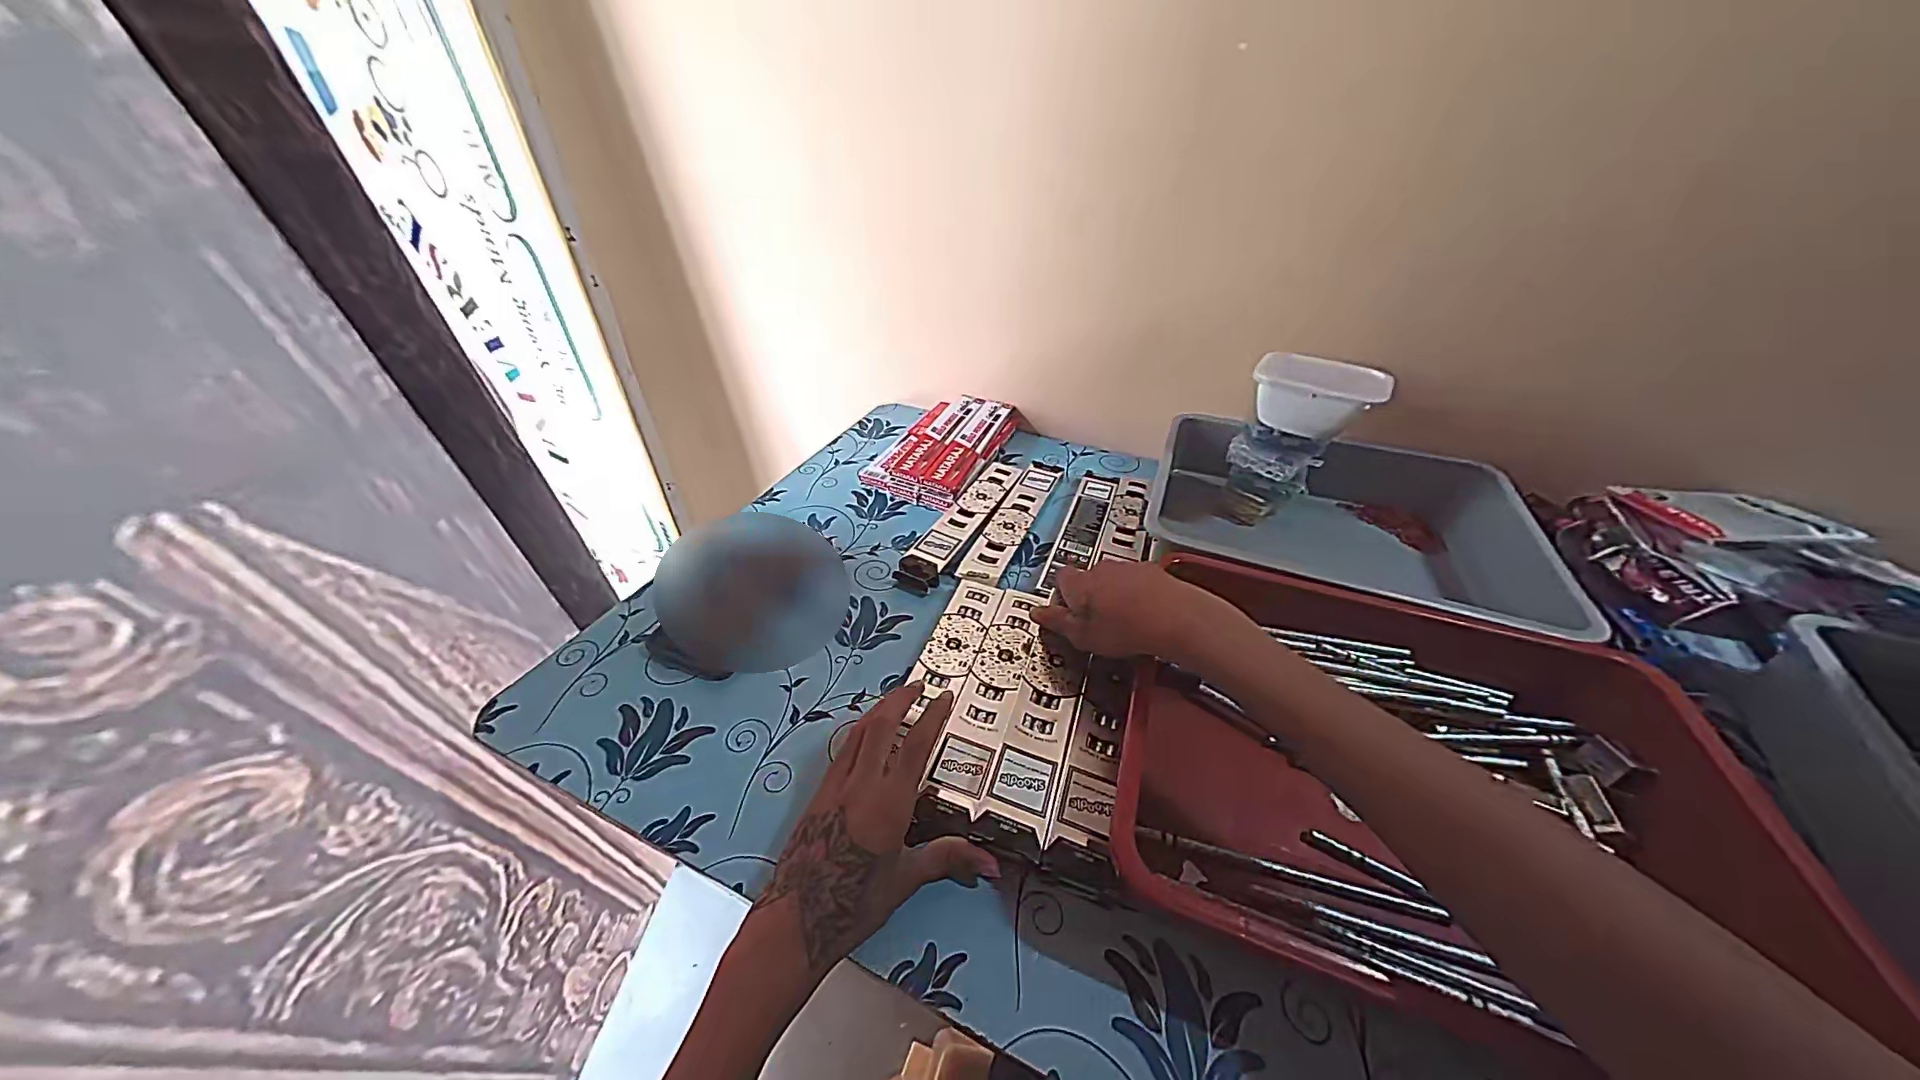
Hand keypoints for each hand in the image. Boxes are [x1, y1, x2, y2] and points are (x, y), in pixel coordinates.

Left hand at [751, 683, 998, 978]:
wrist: (795, 919)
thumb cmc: (852, 902)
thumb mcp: (906, 879)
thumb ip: (948, 860)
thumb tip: (989, 864)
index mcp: (888, 801)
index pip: (915, 744)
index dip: (932, 715)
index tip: (943, 697)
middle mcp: (860, 784)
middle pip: (880, 724)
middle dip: (900, 698)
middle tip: (916, 686)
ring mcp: (835, 786)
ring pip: (857, 733)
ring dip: (877, 711)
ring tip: (892, 703)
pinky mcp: (818, 795)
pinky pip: (842, 751)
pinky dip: (858, 733)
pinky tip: (862, 739)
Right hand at [1033, 561, 1251, 663]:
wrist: (1177, 619)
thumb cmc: (1128, 629)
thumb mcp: (1084, 637)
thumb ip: (1058, 623)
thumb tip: (1038, 614)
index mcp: (1079, 583)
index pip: (1059, 580)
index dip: (1061, 598)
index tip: (1067, 616)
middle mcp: (1102, 569)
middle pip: (1086, 579)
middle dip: (1089, 598)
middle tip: (1095, 625)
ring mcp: (1129, 568)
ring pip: (1112, 580)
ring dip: (1114, 597)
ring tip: (1123, 625)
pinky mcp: (1153, 572)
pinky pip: (1137, 584)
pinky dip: (1137, 597)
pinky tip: (1144, 618)